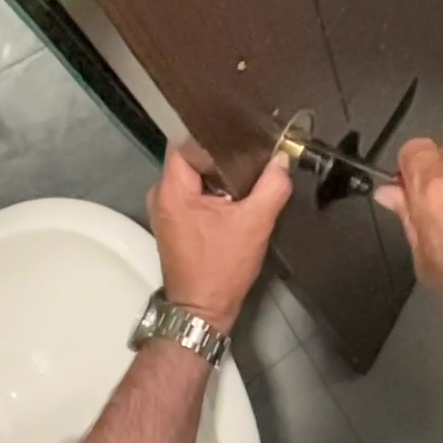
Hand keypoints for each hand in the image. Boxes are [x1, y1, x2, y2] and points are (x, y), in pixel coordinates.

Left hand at [147, 141, 292, 333]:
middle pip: (191, 157)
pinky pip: (193, 192)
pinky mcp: (174, 222)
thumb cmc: (222, 266)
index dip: (214, 133)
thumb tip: (281, 159)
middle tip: (252, 148)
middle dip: (221, 153)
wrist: (202, 313)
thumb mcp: (254, 223)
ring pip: (194, 175)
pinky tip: (237, 191)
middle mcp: (161, 193)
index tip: (241, 129)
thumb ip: (272, 186)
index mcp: (171, 188)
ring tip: (249, 167)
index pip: (186, 141)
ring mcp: (165, 209)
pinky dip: (213, 189)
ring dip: (219, 173)